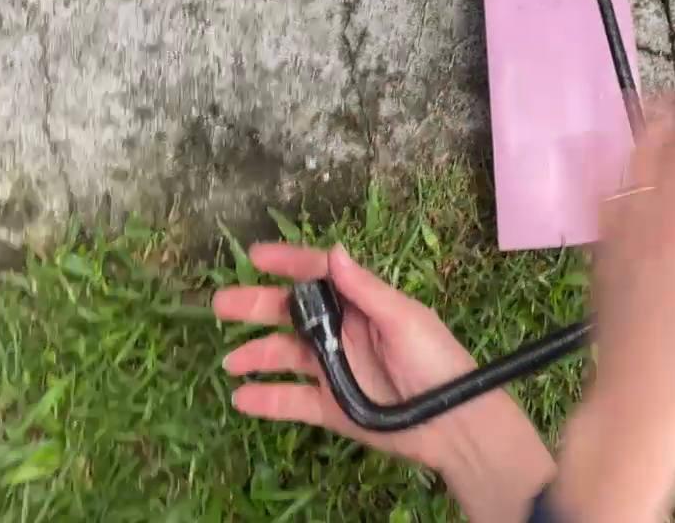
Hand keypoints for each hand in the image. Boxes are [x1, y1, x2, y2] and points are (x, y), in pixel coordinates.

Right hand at [213, 243, 554, 521]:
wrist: (453, 424)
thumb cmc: (434, 359)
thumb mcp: (402, 318)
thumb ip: (365, 288)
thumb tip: (334, 251)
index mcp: (362, 304)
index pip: (319, 275)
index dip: (288, 263)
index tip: (255, 255)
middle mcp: (343, 331)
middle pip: (293, 314)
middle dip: (257, 306)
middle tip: (221, 303)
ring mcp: (336, 369)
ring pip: (286, 356)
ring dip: (257, 355)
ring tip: (230, 360)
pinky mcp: (333, 407)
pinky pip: (292, 401)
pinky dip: (266, 400)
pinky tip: (241, 399)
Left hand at [552, 96, 674, 522]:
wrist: (640, 400)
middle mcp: (651, 220)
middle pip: (655, 152)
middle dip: (666, 116)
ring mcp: (619, 236)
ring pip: (624, 169)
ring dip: (634, 132)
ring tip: (641, 106)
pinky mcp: (599, 255)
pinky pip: (597, 198)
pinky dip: (598, 167)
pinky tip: (599, 156)